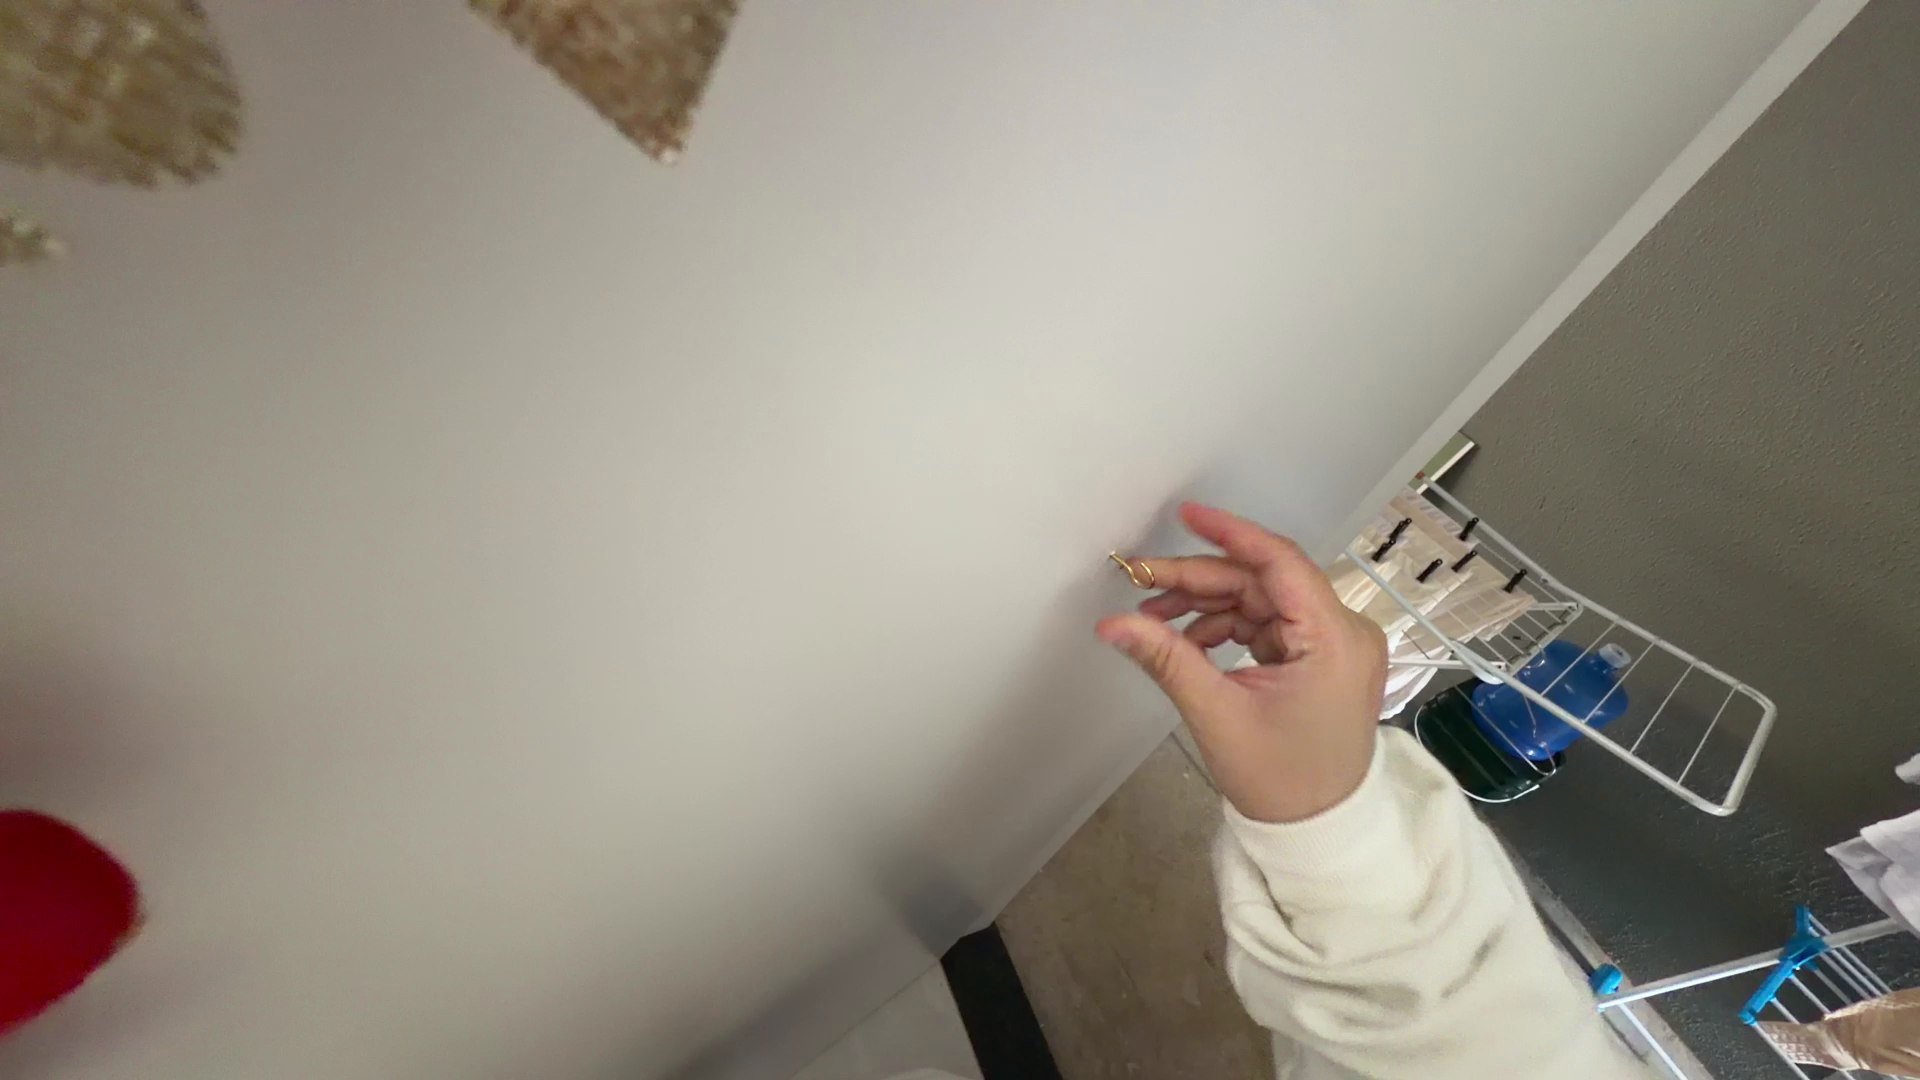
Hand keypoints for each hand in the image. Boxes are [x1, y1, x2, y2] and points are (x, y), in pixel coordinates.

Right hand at [1098, 503, 1386, 823]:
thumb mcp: (1216, 714)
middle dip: (1197, 580)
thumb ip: (1165, 658)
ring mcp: (1331, 644)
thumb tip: (1109, 624)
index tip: (1185, 514)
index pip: (1280, 563)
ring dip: (1205, 604)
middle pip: (1260, 582)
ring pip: (1257, 600)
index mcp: (1334, 639)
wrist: (1319, 833)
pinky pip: (1263, 623)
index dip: (1229, 534)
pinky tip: (1185, 640)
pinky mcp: (1316, 657)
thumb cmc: (1279, 780)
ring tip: (1152, 620)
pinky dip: (1222, 626)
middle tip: (1140, 583)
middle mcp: (1342, 631)